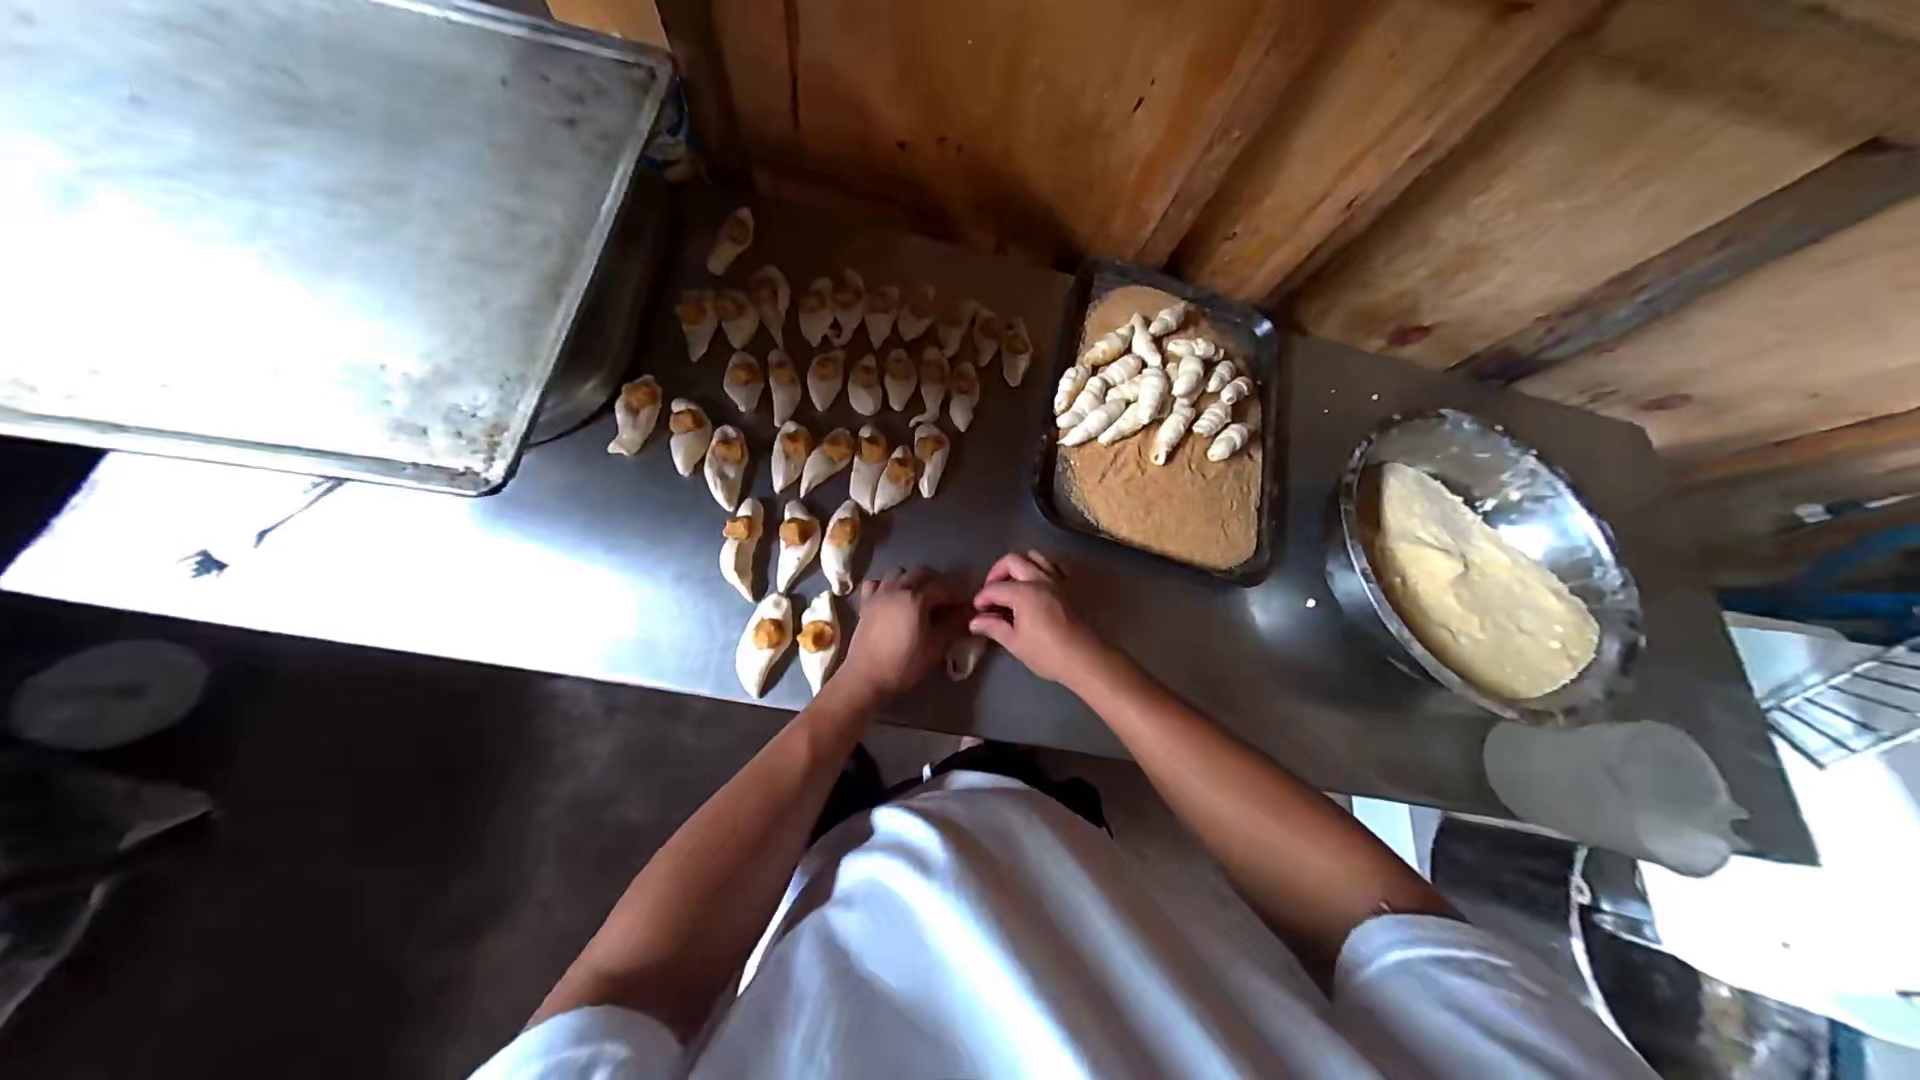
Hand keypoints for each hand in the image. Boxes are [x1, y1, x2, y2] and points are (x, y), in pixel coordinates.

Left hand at [837, 567, 966, 702]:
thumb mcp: (935, 647)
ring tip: (919, 597)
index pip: (943, 587)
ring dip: (912, 580)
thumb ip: (953, 625)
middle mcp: (897, 589)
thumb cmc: (904, 664)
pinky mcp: (865, 603)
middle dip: (936, 582)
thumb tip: (968, 613)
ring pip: (899, 573)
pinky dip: (887, 586)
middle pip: (921, 573)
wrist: (866, 677)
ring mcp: (879, 594)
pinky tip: (892, 599)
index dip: (957, 595)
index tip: (965, 605)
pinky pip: (877, 583)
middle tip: (945, 600)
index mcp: (916, 598)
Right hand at [968, 551, 1110, 686]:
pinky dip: (1041, 567)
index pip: (994, 588)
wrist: (1084, 658)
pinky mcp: (1068, 587)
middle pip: (1012, 561)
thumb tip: (975, 622)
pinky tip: (1036, 583)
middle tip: (991, 593)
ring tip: (1011, 584)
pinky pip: (1053, 566)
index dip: (982, 598)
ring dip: (1018, 566)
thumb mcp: (1014, 642)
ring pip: (1034, 557)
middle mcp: (1039, 579)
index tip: (977, 611)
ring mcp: (1056, 580)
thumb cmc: (1046, 653)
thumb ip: (993, 627)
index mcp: (1023, 592)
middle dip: (996, 573)